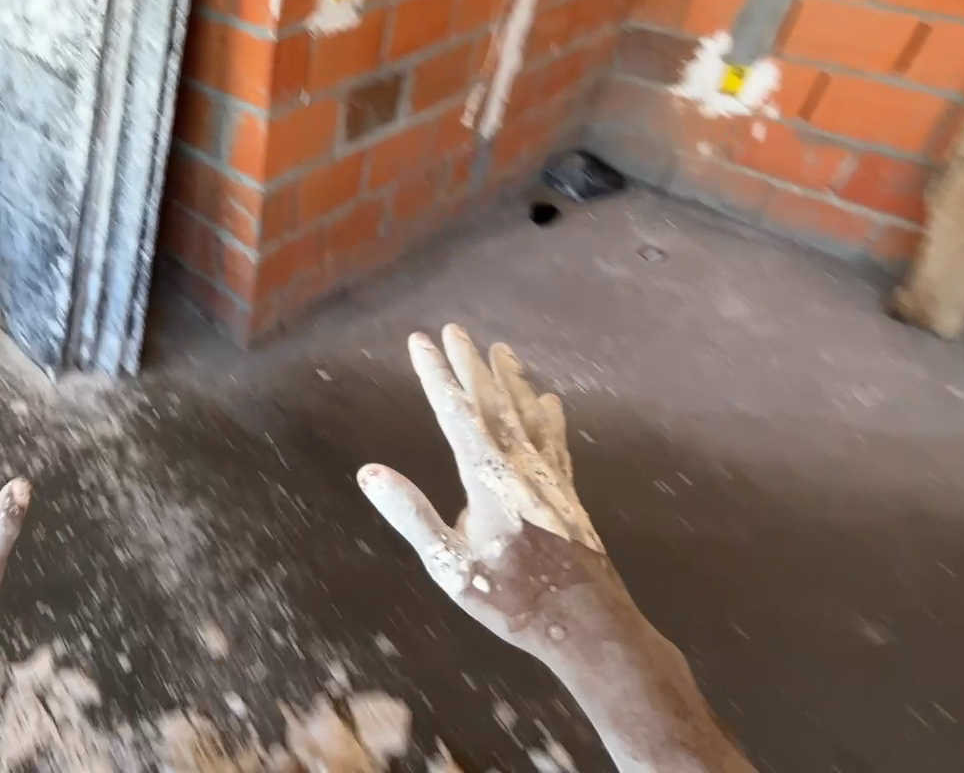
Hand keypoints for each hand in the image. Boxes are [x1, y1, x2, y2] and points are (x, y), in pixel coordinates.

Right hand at [356, 325, 629, 661]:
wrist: (594, 632)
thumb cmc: (513, 601)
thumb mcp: (450, 566)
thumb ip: (411, 515)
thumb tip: (369, 472)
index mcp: (488, 480)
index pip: (456, 414)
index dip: (436, 375)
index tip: (420, 341)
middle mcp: (521, 469)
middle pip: (493, 404)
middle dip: (471, 366)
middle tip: (455, 330)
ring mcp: (549, 480)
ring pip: (527, 416)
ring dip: (510, 380)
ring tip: (501, 349)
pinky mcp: (567, 495)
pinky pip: (555, 442)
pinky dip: (548, 417)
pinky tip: (549, 402)